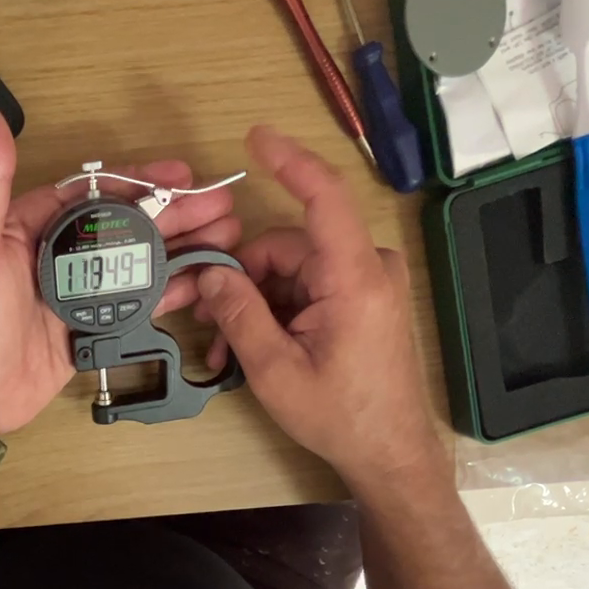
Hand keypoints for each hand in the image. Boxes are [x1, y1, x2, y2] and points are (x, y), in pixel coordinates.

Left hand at [0, 103, 242, 437]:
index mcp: (30, 227)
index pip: (94, 192)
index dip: (139, 179)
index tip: (181, 173)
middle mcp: (57, 255)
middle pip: (125, 223)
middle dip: (174, 211)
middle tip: (220, 203)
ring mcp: (77, 293)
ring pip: (137, 260)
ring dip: (180, 245)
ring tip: (225, 235)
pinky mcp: (90, 327)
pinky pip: (137, 302)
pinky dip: (170, 289)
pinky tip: (203, 278)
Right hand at [194, 126, 444, 494]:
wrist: (386, 451)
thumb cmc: (338, 415)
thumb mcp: (274, 370)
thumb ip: (240, 315)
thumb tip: (209, 274)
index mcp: (354, 278)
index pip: (324, 198)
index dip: (290, 161)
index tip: (255, 137)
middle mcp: (366, 269)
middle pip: (288, 247)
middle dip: (241, 277)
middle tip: (201, 315)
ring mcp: (365, 285)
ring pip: (292, 271)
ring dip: (253, 303)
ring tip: (224, 348)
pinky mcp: (359, 302)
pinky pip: (306, 290)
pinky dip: (274, 312)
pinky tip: (249, 347)